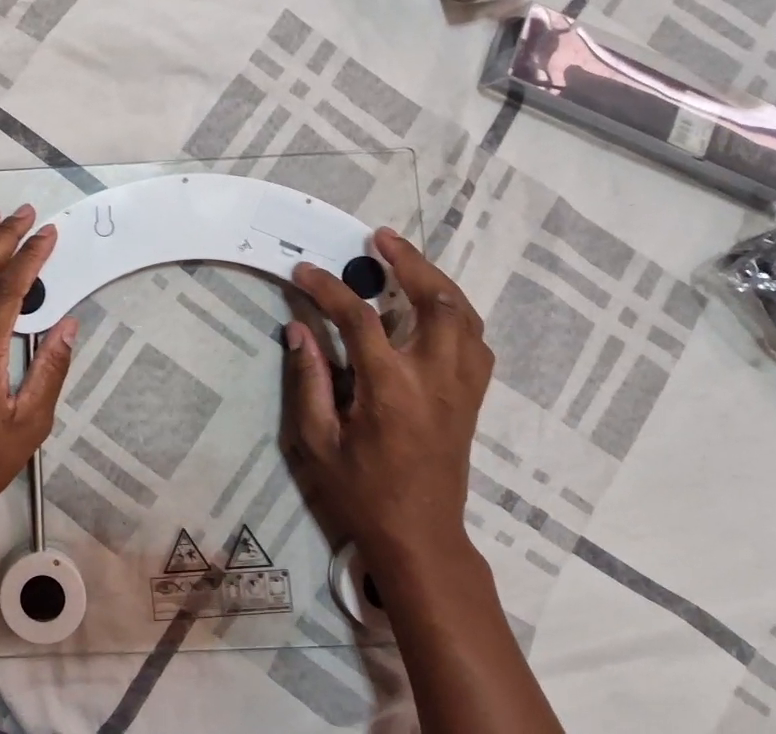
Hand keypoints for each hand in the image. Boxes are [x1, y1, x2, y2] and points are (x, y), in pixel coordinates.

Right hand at [281, 227, 492, 569]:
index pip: (360, 319)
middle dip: (409, 262)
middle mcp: (436, 379)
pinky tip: (434, 308)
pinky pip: (476, 341)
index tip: (304, 271)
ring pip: (465, 316)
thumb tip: (299, 328)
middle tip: (379, 238)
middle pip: (437, 302)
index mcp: (392, 389)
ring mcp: (463, 388)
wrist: (421, 536)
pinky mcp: (473, 398)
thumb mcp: (317, 441)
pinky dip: (456, 313)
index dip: (329, 289)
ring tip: (406, 260)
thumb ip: (308, 379)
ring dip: (437, 281)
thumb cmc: (361, 492)